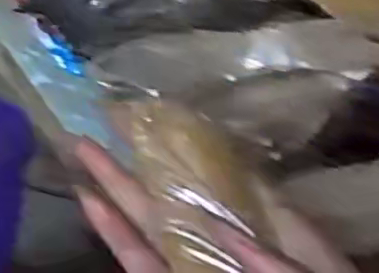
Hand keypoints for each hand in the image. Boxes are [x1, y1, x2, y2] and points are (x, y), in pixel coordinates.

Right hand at [73, 140, 355, 272]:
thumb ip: (277, 262)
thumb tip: (211, 215)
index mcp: (299, 267)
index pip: (270, 210)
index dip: (228, 167)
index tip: (182, 125)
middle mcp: (247, 269)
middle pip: (197, 211)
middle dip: (150, 166)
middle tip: (109, 121)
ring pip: (159, 231)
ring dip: (118, 188)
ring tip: (79, 145)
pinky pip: (140, 263)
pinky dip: (113, 232)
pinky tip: (86, 198)